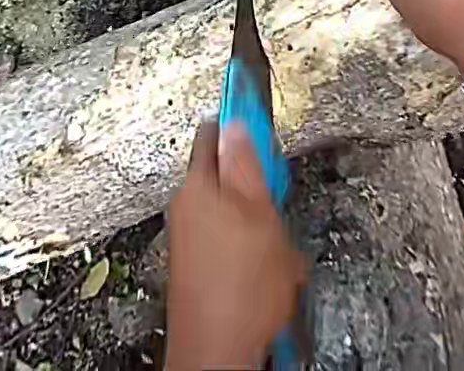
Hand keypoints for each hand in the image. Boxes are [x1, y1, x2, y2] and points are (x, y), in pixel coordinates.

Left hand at [165, 121, 305, 369]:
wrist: (217, 356)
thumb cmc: (239, 288)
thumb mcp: (258, 212)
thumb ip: (247, 164)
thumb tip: (236, 123)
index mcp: (198, 185)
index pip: (213, 133)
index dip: (237, 123)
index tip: (254, 117)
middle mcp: (186, 206)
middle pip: (225, 174)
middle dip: (255, 185)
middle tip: (275, 204)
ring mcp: (189, 237)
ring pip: (232, 210)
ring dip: (257, 221)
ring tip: (277, 249)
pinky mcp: (197, 265)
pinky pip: (227, 240)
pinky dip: (248, 248)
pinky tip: (267, 272)